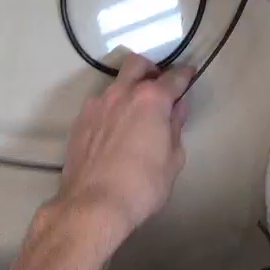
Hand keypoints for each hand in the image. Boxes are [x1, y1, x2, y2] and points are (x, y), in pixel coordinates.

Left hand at [53, 56, 190, 243]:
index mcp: (151, 99)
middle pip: (137, 65)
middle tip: (159, 87)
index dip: (185, 75)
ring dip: (128, 90)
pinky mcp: (80, 120)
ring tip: (134, 113)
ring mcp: (97, 104)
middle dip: (151, 70)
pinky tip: (113, 129)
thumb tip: (177, 109)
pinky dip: (111, 108)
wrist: (92, 205)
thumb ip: (175, 129)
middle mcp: (122, 92)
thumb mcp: (172, 160)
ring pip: (116, 83)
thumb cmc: (142, 185)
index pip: (174, 77)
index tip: (190, 74)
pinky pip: (99, 104)